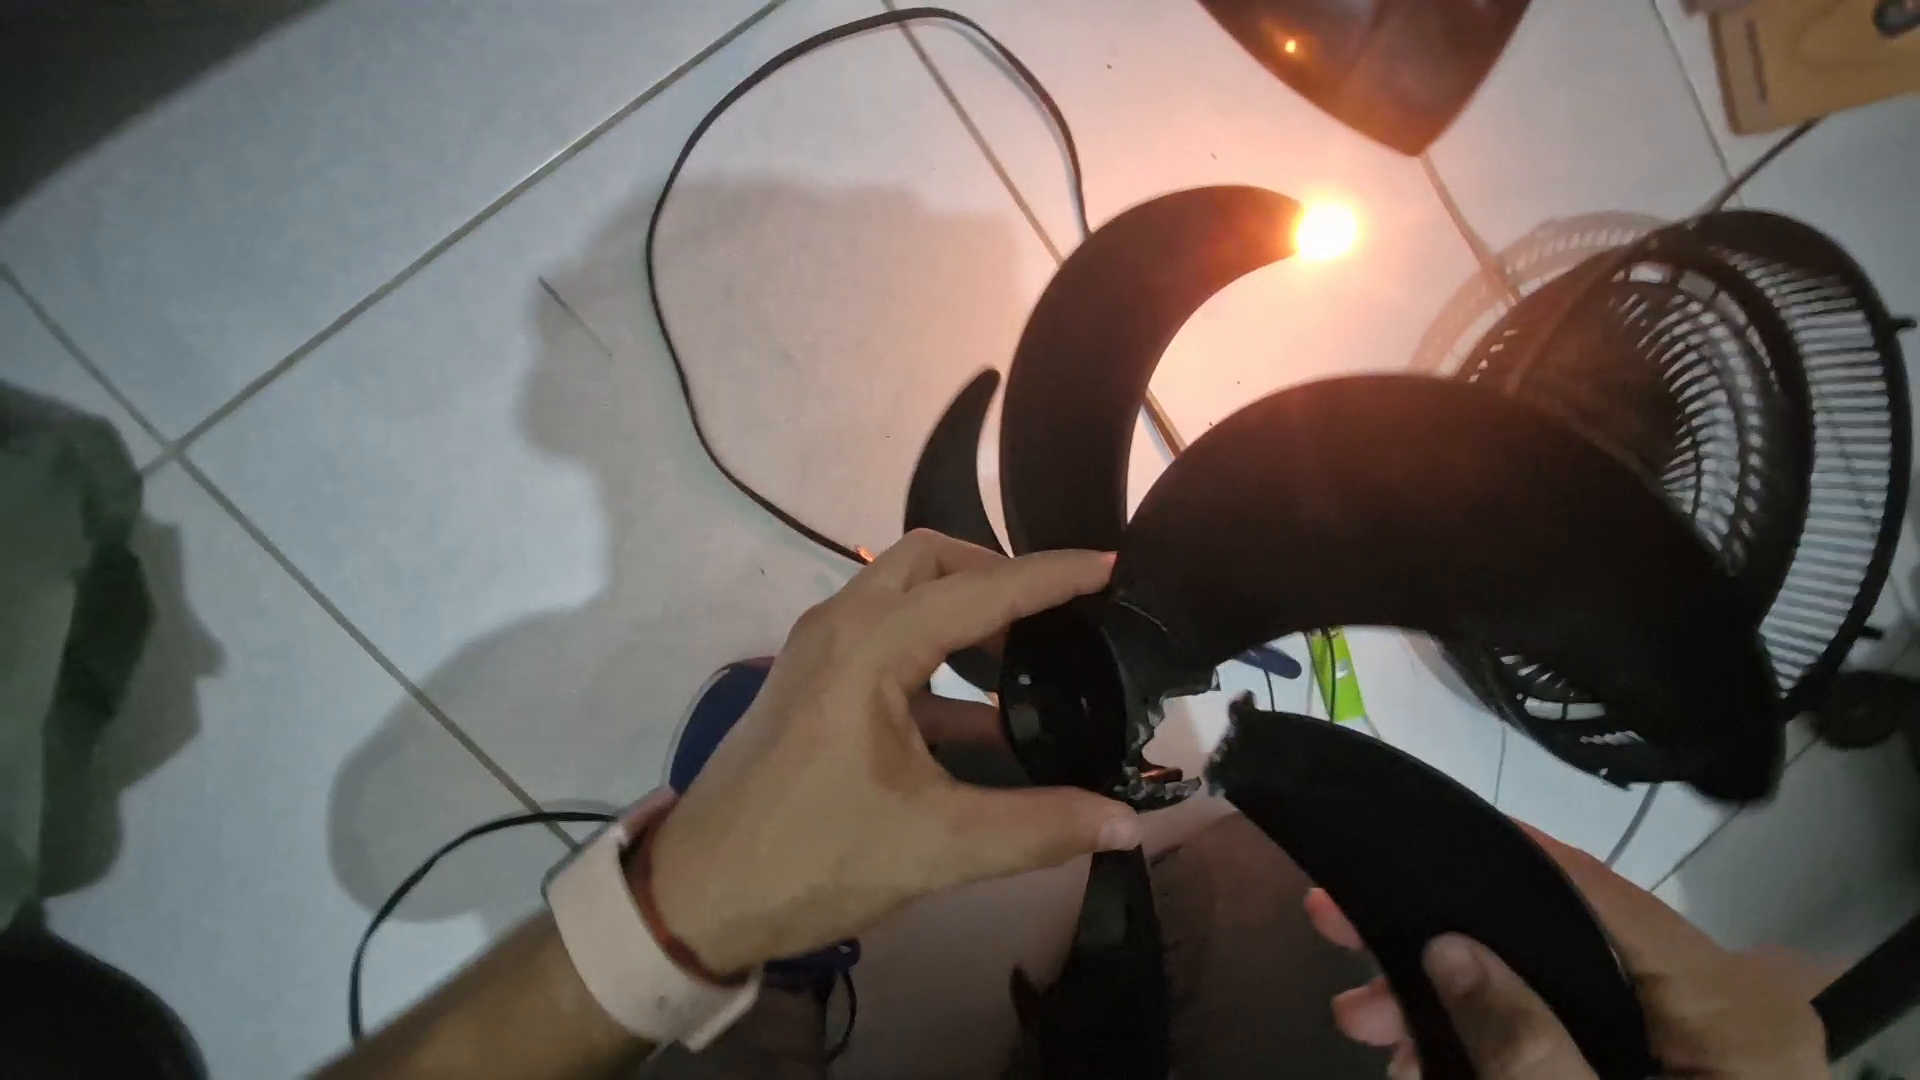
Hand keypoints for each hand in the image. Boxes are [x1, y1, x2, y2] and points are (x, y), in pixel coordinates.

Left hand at [646, 530, 1142, 974]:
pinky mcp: (813, 678)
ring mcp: (820, 648)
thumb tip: (1128, 824)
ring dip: (964, 609)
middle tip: (1053, 615)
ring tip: (1023, 655)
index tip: (1107, 566)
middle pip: (929, 560)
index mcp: (870, 645)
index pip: (979, 591)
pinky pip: (886, 635)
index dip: (1050, 575)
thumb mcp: (934, 845)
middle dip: (995, 575)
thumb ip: (1038, 828)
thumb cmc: (810, 858)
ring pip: (902, 590)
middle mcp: (841, 624)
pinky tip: (981, 713)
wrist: (695, 896)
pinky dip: (937, 653)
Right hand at [1305, 829, 1827, 1079]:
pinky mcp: (1640, 1064)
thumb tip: (1445, 948)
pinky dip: (1474, 1037)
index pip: (1588, 887)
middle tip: (1334, 923)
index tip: (1401, 835)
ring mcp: (1672, 1035)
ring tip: (1358, 1020)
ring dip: (1437, 998)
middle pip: (1537, 932)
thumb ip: (1527, 1047)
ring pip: (1528, 980)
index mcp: (1722, 1004)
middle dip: (1431, 941)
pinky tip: (1413, 1058)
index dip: (1492, 852)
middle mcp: (1700, 1002)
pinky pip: (1543, 1024)